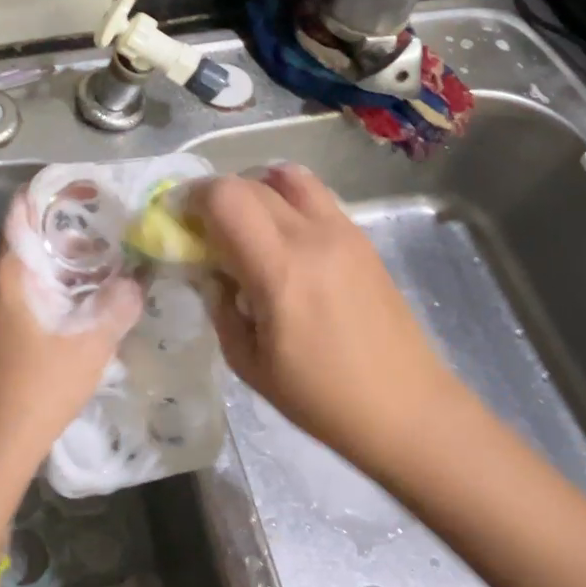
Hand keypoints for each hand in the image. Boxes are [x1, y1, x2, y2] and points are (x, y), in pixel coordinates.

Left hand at [0, 195, 142, 483]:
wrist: (1, 439)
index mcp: (11, 270)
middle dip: (71, 222)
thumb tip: (135, 279)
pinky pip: (36, 285)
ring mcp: (1, 303)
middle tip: (117, 217)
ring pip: (36, 262)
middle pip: (32, 232)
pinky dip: (63, 280)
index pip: (23, 209)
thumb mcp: (91, 342)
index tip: (93, 185)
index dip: (55, 191)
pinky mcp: (9, 324)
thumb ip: (118, 303)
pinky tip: (97, 291)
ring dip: (70, 255)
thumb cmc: (41, 384)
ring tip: (115, 251)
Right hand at [193, 165, 464, 473]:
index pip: (224, 197)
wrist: (406, 409)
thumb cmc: (319, 397)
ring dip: (255, 189)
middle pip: (250, 181)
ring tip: (245, 227)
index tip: (178, 225)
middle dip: (216, 197)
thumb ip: (219, 305)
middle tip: (204, 231)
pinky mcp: (361, 239)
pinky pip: (314, 196)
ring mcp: (343, 232)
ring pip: (287, 176)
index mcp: (279, 269)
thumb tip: (209, 272)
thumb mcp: (247, 361)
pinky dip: (285, 201)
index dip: (191, 200)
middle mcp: (312, 236)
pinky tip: (281, 241)